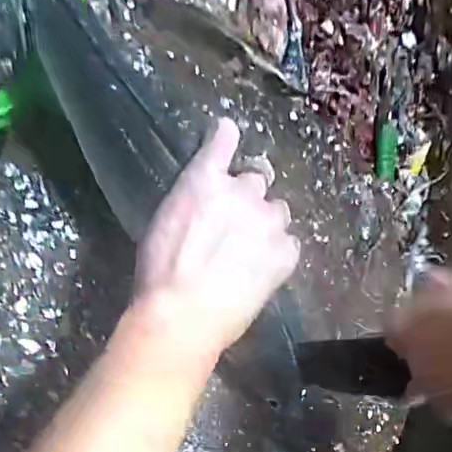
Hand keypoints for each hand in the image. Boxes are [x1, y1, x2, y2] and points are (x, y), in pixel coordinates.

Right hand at [133, 118, 299, 356]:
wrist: (183, 315)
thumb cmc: (160, 274)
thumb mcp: (165, 222)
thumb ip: (191, 203)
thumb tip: (203, 209)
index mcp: (205, 177)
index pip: (225, 137)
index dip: (228, 137)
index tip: (229, 136)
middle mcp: (243, 191)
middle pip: (258, 181)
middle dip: (249, 197)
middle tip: (238, 225)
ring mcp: (268, 222)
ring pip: (279, 212)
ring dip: (268, 224)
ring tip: (253, 252)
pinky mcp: (284, 255)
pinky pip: (291, 245)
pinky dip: (281, 254)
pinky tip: (266, 271)